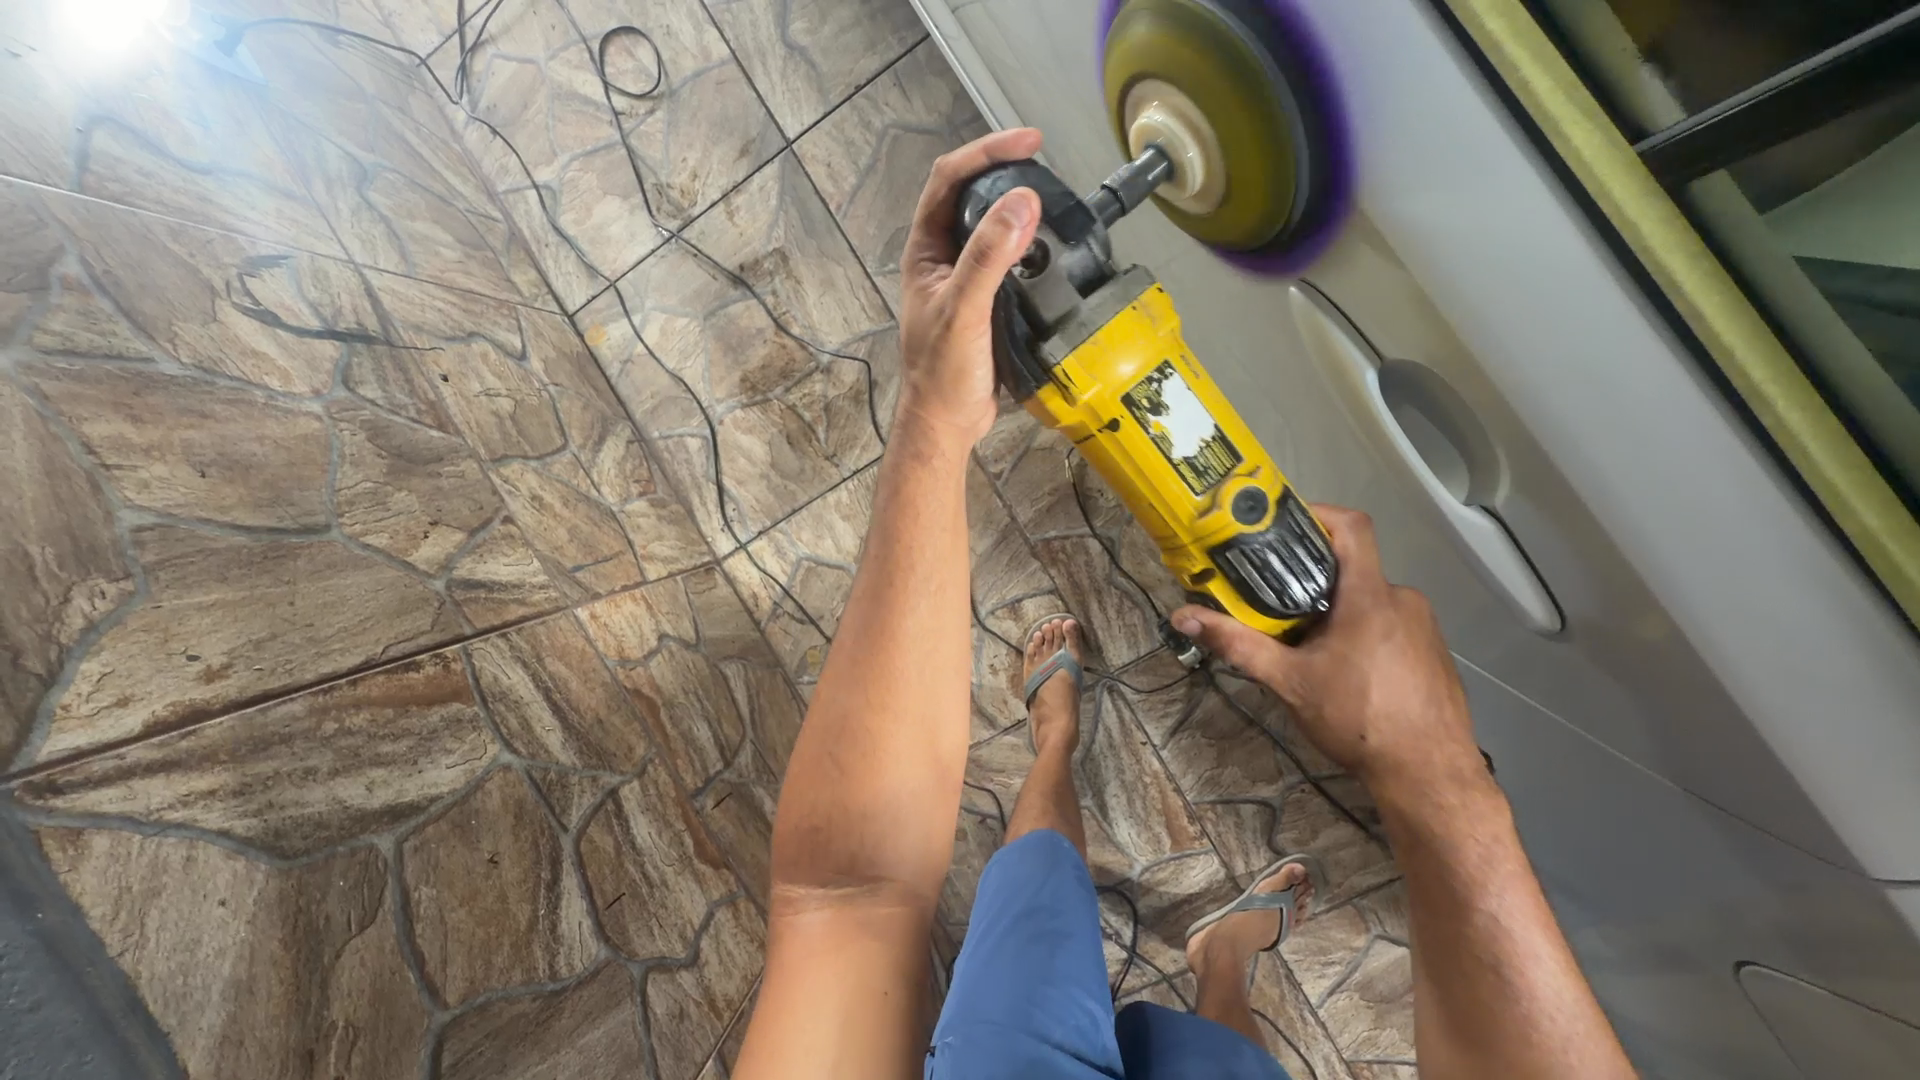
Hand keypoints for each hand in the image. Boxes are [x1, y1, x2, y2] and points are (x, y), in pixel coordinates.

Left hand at [896, 128, 1043, 447]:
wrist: (948, 421)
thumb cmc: (942, 372)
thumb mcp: (964, 309)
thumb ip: (989, 257)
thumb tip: (1022, 202)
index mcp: (925, 251)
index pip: (949, 180)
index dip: (986, 153)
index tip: (1029, 142)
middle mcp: (943, 258)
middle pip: (971, 196)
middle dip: (1004, 173)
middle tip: (1044, 163)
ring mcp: (965, 278)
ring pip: (992, 227)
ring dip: (1019, 209)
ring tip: (1053, 198)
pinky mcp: (987, 300)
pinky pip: (1009, 260)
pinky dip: (1030, 246)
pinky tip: (1052, 246)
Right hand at [1171, 506, 1483, 798]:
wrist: (1429, 775)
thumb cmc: (1359, 720)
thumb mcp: (1289, 682)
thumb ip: (1238, 645)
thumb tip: (1184, 618)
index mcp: (1370, 596)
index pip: (1351, 526)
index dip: (1315, 513)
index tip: (1280, 526)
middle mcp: (1403, 599)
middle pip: (1350, 570)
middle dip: (1310, 583)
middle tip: (1274, 608)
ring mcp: (1423, 626)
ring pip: (1367, 601)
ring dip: (1335, 614)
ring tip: (1304, 649)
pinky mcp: (1432, 651)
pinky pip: (1388, 625)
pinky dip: (1360, 634)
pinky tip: (1343, 673)